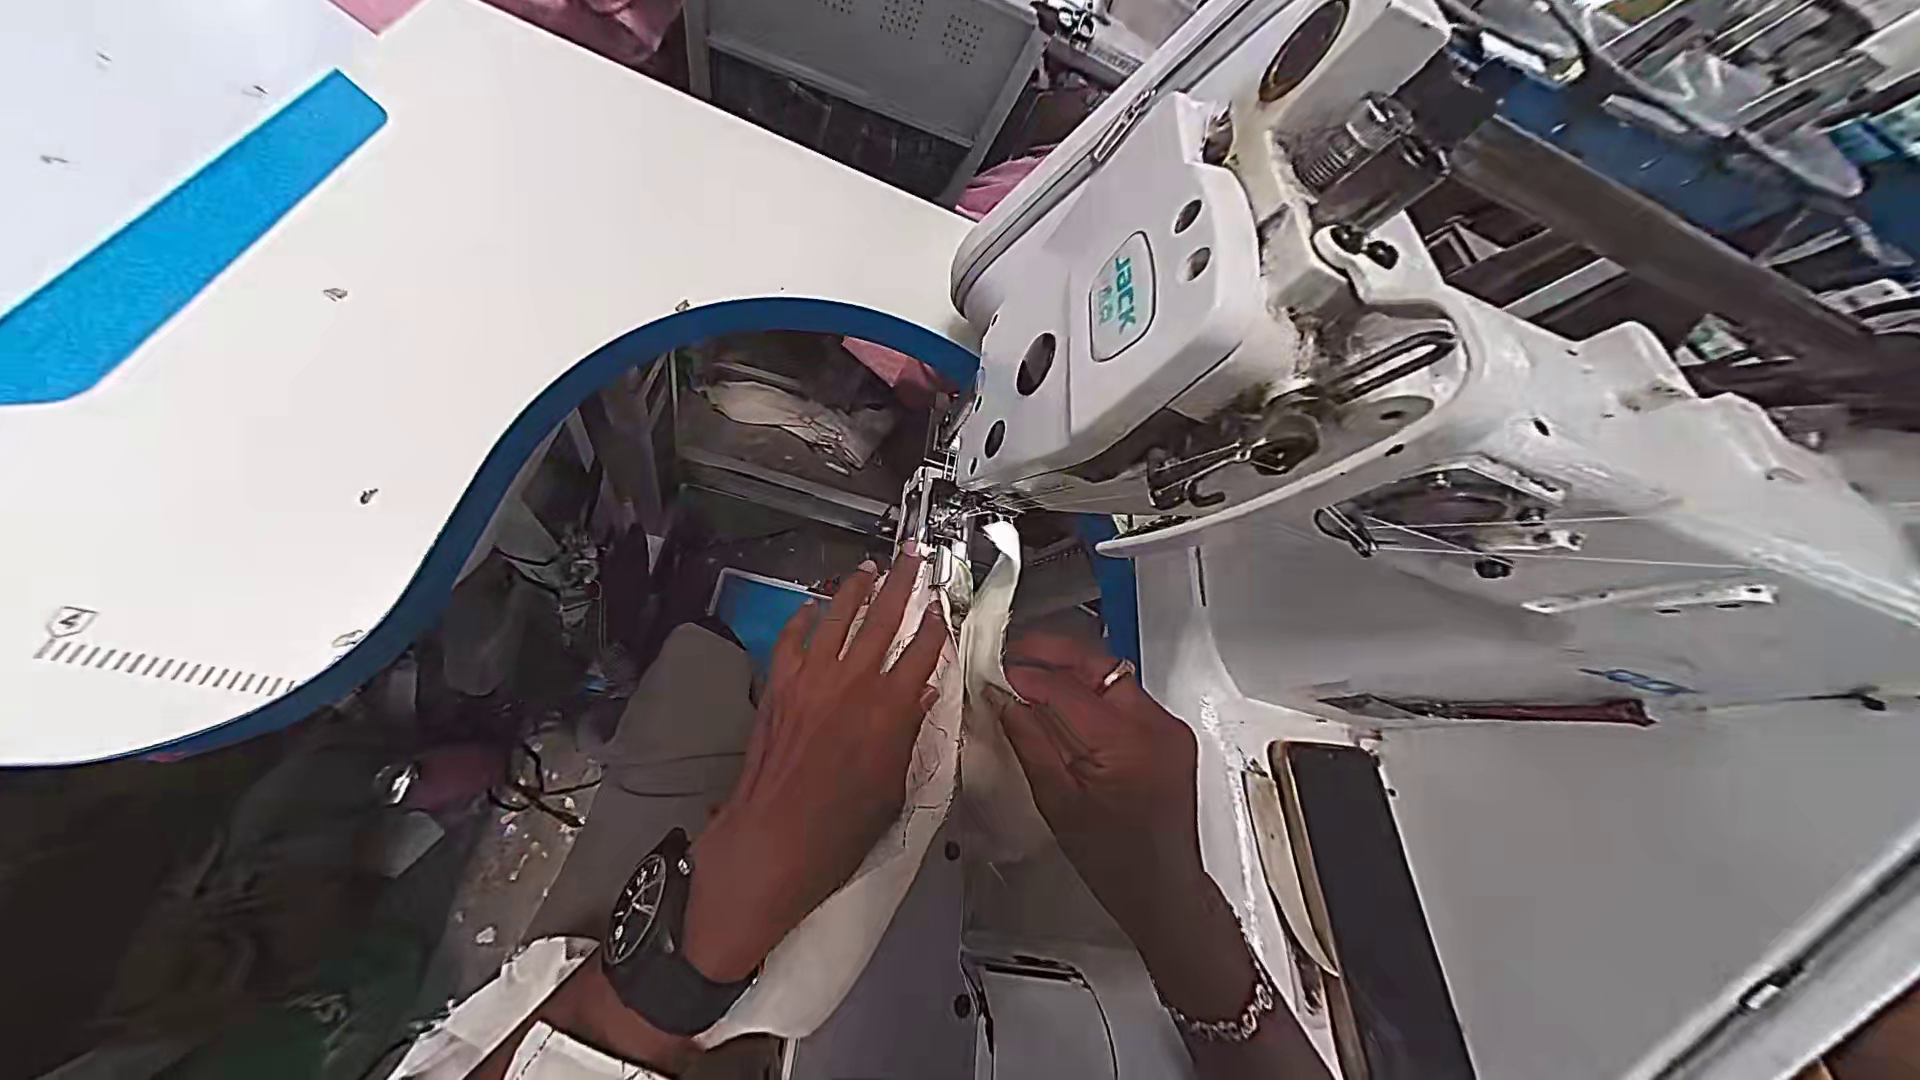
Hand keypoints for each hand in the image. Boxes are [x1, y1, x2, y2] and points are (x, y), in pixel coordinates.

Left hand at [681, 552, 946, 981]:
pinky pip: (792, 639)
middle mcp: (853, 682)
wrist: (771, 839)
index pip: (922, 651)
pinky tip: (810, 606)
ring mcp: (813, 678)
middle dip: (902, 582)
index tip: (941, 608)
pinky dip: (802, 619)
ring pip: (838, 616)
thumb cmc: (839, 825)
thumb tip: (922, 696)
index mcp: (889, 708)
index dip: (936, 625)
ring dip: (855, 588)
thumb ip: (908, 732)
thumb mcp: (893, 785)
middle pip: (884, 618)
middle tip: (912, 557)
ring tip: (868, 567)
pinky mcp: (780, 685)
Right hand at [993, 633, 1206, 940]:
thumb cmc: (1115, 862)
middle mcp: (1157, 727)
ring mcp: (1167, 728)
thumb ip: (1030, 743)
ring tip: (1033, 672)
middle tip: (1017, 652)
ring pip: (1112, 675)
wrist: (1164, 891)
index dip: (1030, 677)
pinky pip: (1124, 695)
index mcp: (1129, 745)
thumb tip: (1006, 701)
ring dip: (1072, 669)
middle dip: (1054, 653)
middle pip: (1099, 666)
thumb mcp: (1059, 803)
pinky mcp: (1167, 733)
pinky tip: (1062, 698)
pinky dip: (1090, 690)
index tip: (1001, 675)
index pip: (1070, 690)